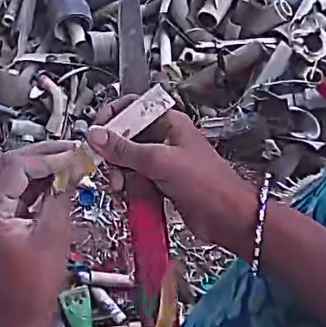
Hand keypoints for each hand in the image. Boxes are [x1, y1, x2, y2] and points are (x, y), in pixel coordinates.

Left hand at [0, 141, 78, 326]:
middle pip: (12, 164)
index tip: (73, 153)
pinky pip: (16, 190)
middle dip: (45, 155)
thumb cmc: (33, 285)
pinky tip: (58, 179)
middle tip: (73, 150)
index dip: (48, 157)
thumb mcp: (54, 233)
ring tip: (70, 161)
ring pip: (14, 174)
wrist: (22, 315)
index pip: (17, 166)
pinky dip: (37, 182)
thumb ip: (61, 194)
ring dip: (42, 166)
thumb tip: (72, 167)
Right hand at [84, 101, 256, 254]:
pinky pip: (135, 181)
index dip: (112, 117)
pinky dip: (128, 189)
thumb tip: (97, 136)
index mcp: (169, 122)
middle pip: (125, 137)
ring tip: (120, 187)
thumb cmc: (208, 184)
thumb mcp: (160, 161)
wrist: (228, 218)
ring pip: (128, 162)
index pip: (132, 108)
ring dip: (119, 175)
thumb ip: (124, 149)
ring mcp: (163, 162)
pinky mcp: (161, 183)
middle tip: (109, 167)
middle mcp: (165, 139)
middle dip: (113, 154)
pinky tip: (127, 197)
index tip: (97, 132)